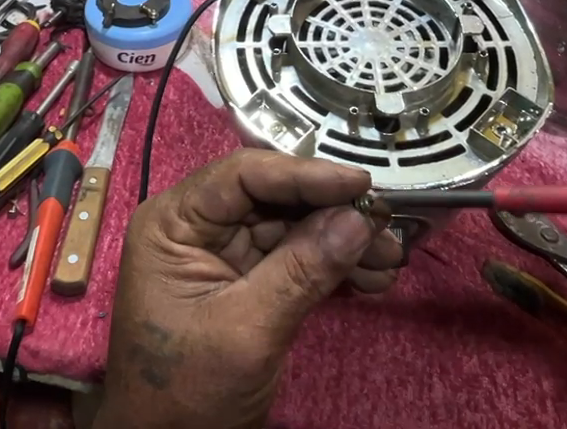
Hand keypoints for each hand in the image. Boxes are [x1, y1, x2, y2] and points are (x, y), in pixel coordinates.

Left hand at [97, 150, 404, 428]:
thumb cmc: (186, 393)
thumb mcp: (245, 330)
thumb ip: (302, 270)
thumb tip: (359, 219)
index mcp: (174, 221)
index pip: (243, 176)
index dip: (303, 174)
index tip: (358, 182)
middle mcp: (196, 225)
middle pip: (273, 198)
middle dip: (332, 210)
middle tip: (387, 222)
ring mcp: (222, 252)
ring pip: (291, 226)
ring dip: (342, 240)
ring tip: (391, 258)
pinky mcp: (246, 280)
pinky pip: (295, 257)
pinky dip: (333, 265)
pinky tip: (373, 276)